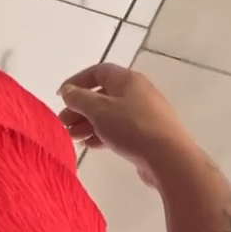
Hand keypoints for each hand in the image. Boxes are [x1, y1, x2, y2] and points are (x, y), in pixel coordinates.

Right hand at [57, 64, 199, 178]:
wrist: (170, 159)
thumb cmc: (132, 128)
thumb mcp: (99, 110)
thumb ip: (79, 98)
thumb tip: (68, 91)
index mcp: (128, 80)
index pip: (97, 72)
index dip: (76, 82)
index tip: (60, 96)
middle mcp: (137, 93)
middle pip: (102, 95)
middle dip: (79, 108)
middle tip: (64, 123)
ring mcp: (144, 114)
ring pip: (109, 114)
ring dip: (88, 123)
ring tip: (73, 137)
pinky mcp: (147, 134)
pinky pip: (120, 129)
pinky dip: (103, 134)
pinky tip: (91, 145)